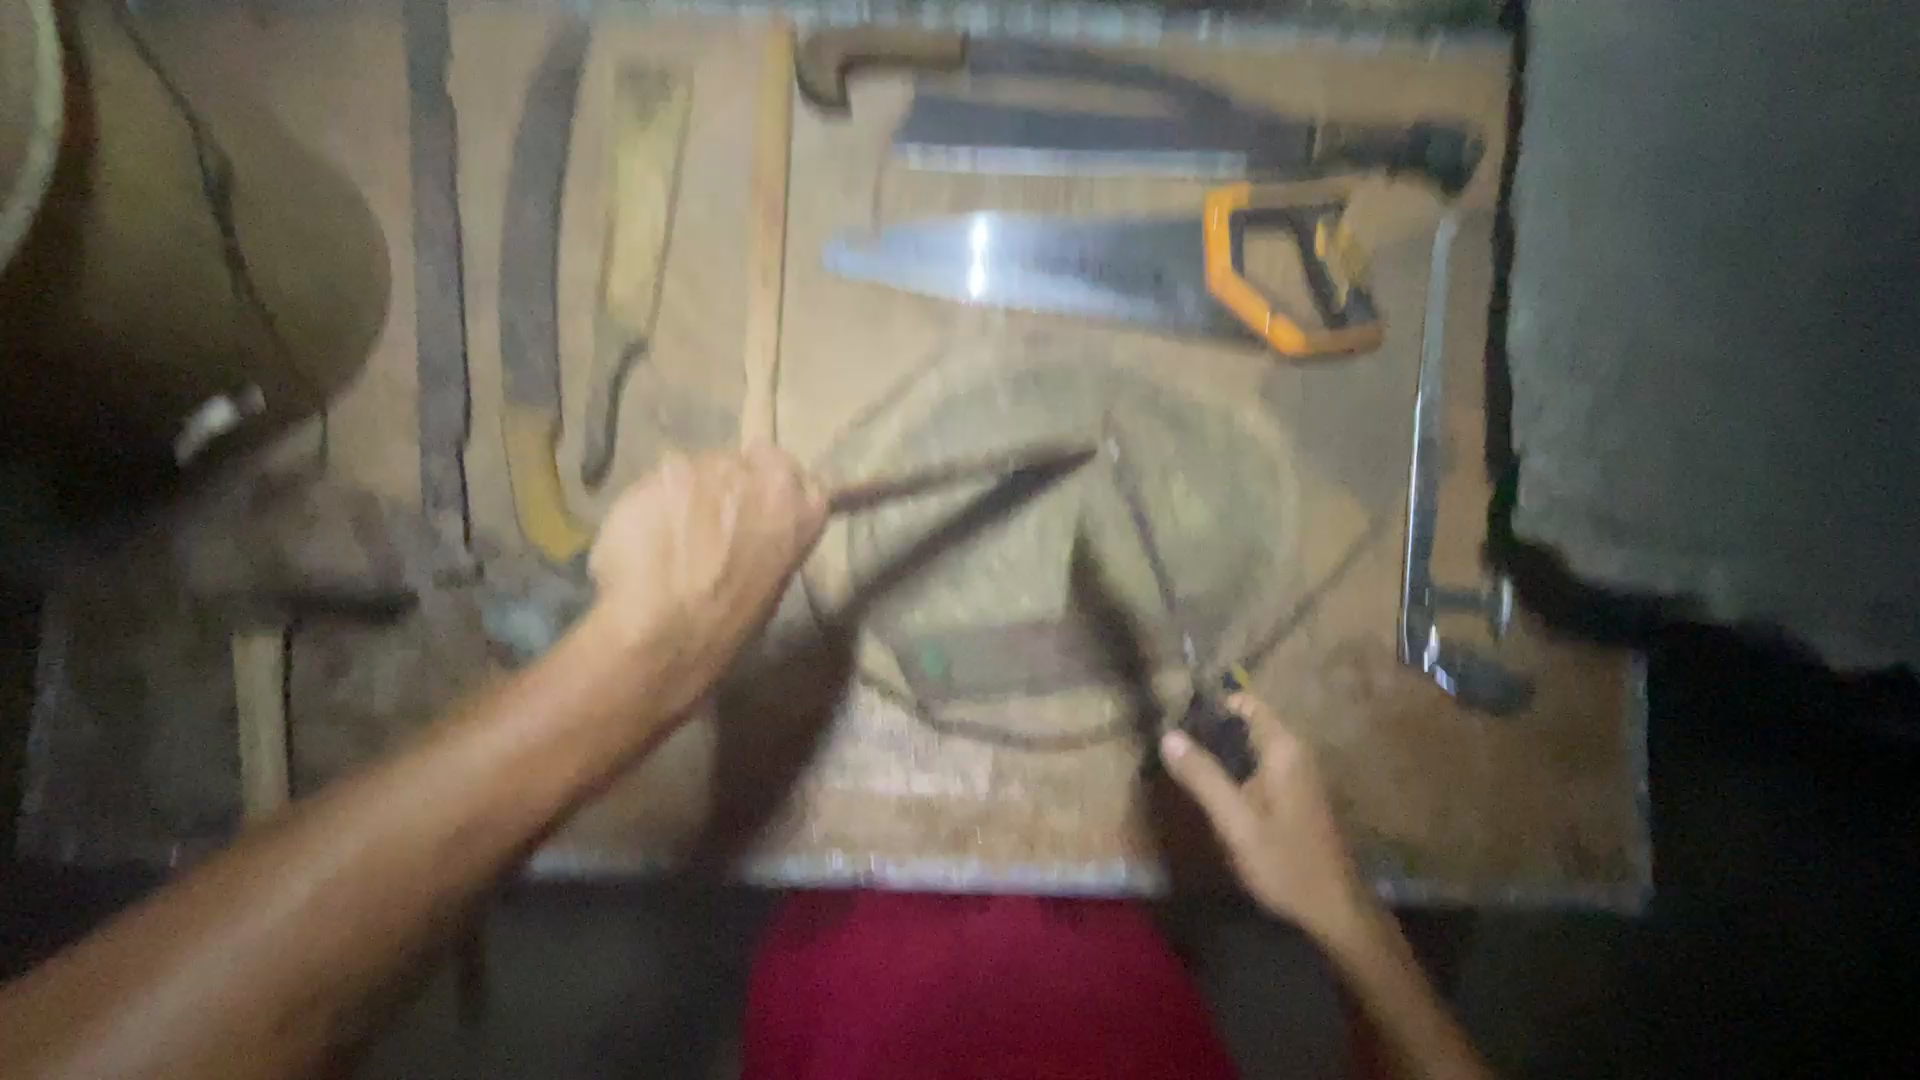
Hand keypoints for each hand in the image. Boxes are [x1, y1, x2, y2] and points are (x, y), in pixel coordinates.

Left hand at [588, 445, 826, 678]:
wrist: (673, 629)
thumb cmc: (730, 619)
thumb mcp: (774, 577)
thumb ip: (768, 534)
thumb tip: (748, 527)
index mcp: (804, 508)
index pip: (790, 471)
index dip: (764, 482)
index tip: (749, 500)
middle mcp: (766, 475)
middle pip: (742, 459)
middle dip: (726, 481)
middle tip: (708, 516)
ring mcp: (716, 468)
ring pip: (697, 466)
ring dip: (686, 491)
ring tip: (670, 531)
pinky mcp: (668, 471)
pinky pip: (659, 480)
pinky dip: (650, 502)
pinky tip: (644, 533)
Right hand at [1160, 693, 1372, 941]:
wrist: (1335, 912)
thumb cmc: (1285, 863)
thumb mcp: (1236, 822)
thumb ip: (1203, 777)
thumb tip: (1168, 735)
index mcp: (1283, 750)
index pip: (1245, 703)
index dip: (1211, 707)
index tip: (1179, 721)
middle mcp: (1295, 753)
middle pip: (1245, 725)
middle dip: (1211, 734)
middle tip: (1176, 754)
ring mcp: (1299, 775)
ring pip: (1251, 749)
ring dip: (1222, 757)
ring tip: (1188, 774)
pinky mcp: (1297, 796)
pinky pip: (1260, 769)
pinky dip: (1236, 774)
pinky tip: (1217, 798)